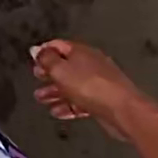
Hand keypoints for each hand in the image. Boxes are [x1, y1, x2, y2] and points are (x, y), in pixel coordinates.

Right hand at [30, 39, 147, 137]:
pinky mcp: (104, 100)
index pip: (58, 46)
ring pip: (73, 85)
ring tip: (43, 98)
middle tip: (38, 77)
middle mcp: (92, 64)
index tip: (34, 59)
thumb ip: (46, 59)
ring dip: (56, 92)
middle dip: (49, 74)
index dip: (43, 52)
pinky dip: (69, 105)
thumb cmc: (93, 87)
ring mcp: (100, 83)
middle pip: (66, 66)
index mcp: (81, 52)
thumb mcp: (59, 69)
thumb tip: (37, 50)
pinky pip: (82, 101)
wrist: (123, 111)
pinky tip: (59, 111)